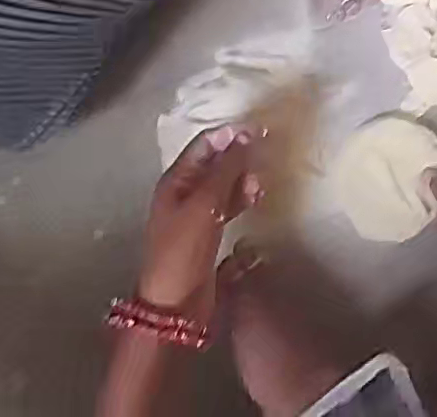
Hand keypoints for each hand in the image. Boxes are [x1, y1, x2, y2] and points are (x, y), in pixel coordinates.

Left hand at [137, 126, 260, 314]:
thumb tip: (247, 136)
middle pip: (216, 160)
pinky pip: (229, 202)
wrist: (174, 305)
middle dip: (240, 157)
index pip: (206, 143)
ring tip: (259, 187)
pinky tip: (256, 199)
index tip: (259, 131)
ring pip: (225, 181)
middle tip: (262, 161)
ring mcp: (197, 210)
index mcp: (176, 179)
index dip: (231, 134)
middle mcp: (185, 190)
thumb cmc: (184, 248)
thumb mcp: (206, 204)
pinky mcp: (209, 227)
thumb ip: (227, 168)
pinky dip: (242, 196)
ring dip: (244, 178)